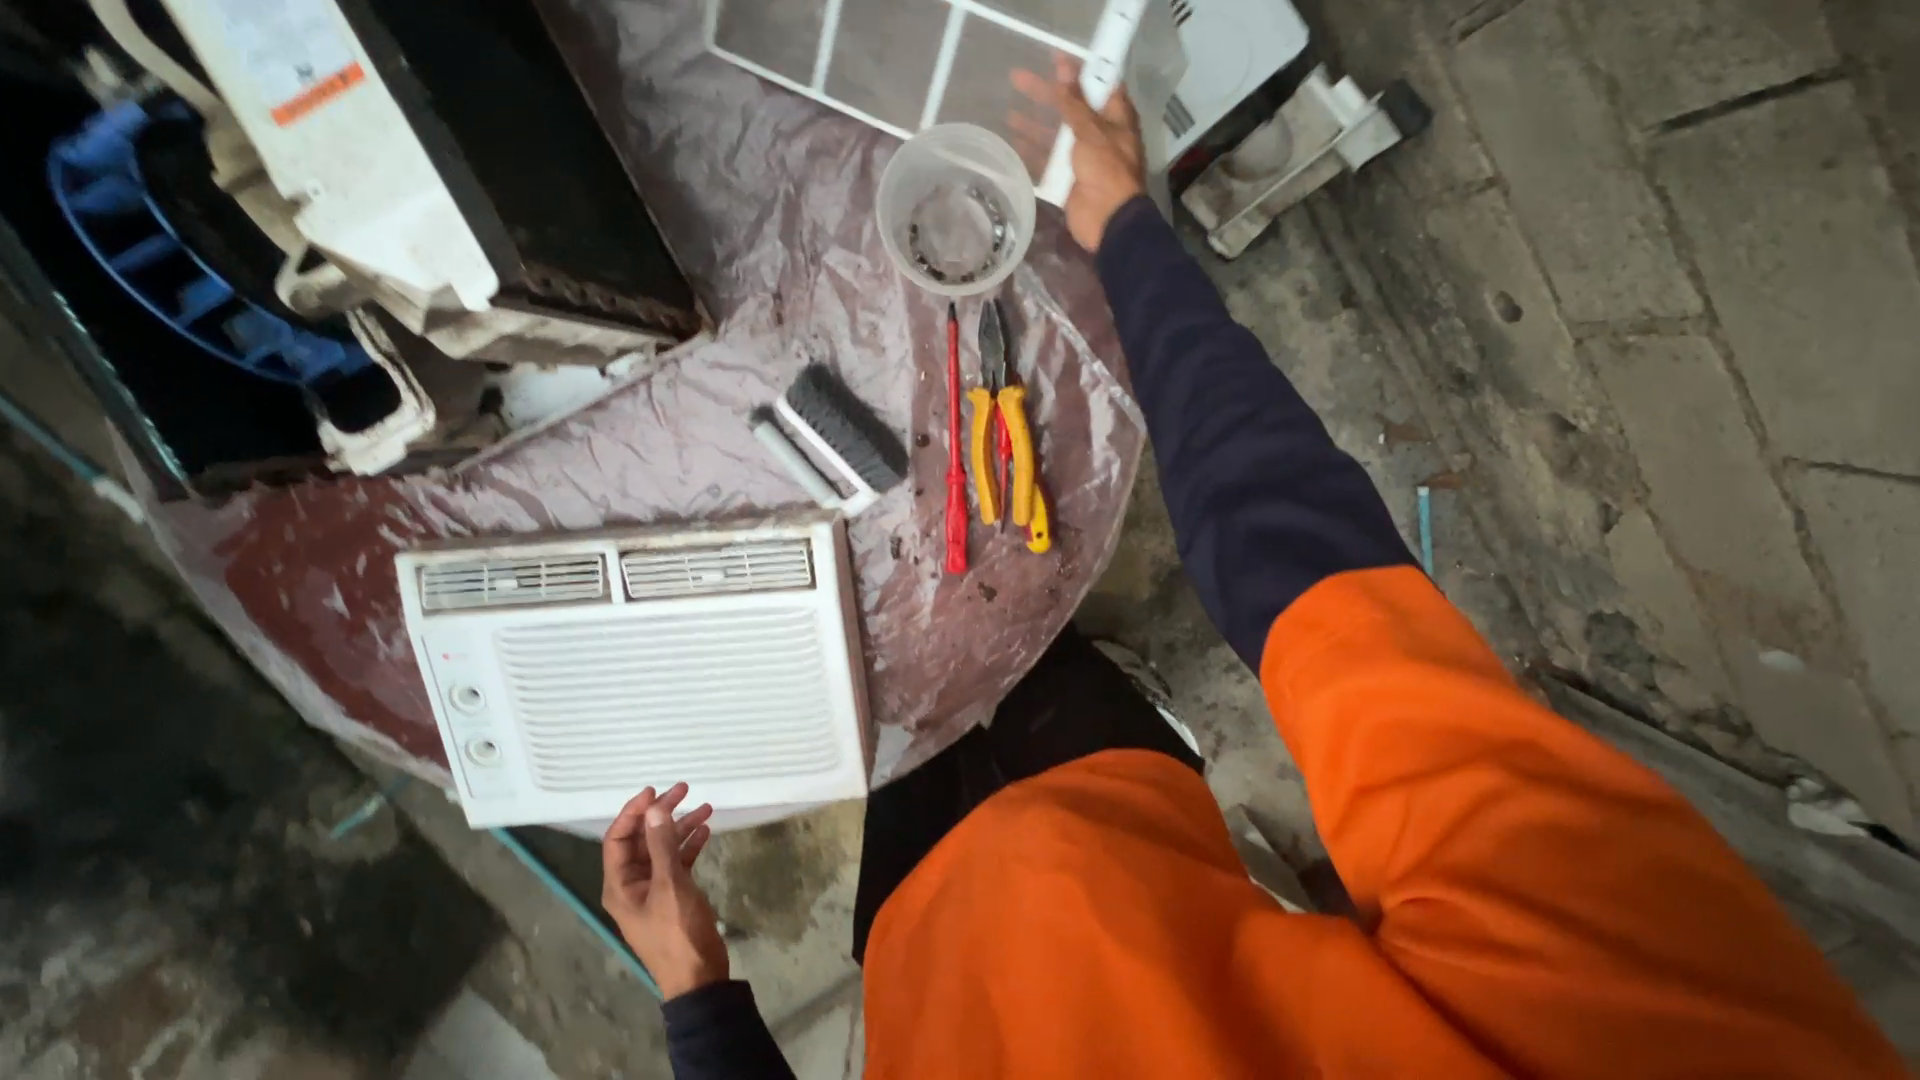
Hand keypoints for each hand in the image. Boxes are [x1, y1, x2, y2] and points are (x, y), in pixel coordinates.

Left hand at [601, 782, 723, 999]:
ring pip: (663, 849)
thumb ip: (662, 845)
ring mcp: (654, 890)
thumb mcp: (670, 885)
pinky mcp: (674, 896)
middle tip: (684, 791)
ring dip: (681, 827)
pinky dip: (689, 846)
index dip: (634, 812)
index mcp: (620, 885)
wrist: (698, 976)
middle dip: (661, 815)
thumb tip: (654, 809)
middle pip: (641, 840)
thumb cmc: (677, 932)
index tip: (655, 791)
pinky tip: (706, 831)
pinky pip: (677, 863)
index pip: (617, 839)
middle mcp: (632, 885)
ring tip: (705, 807)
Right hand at [1012, 55, 1146, 252]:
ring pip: (1055, 135)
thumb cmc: (1107, 171)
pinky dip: (1032, 152)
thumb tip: (1064, 71)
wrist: (1108, 220)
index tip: (1052, 59)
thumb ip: (1074, 104)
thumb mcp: (1091, 131)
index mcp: (1115, 118)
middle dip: (1046, 94)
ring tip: (1009, 113)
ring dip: (1034, 124)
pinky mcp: (1068, 179)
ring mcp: (1083, 158)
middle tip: (1017, 80)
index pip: (1096, 85)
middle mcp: (1100, 135)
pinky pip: (1048, 161)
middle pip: (1070, 108)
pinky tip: (1013, 143)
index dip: (1076, 71)